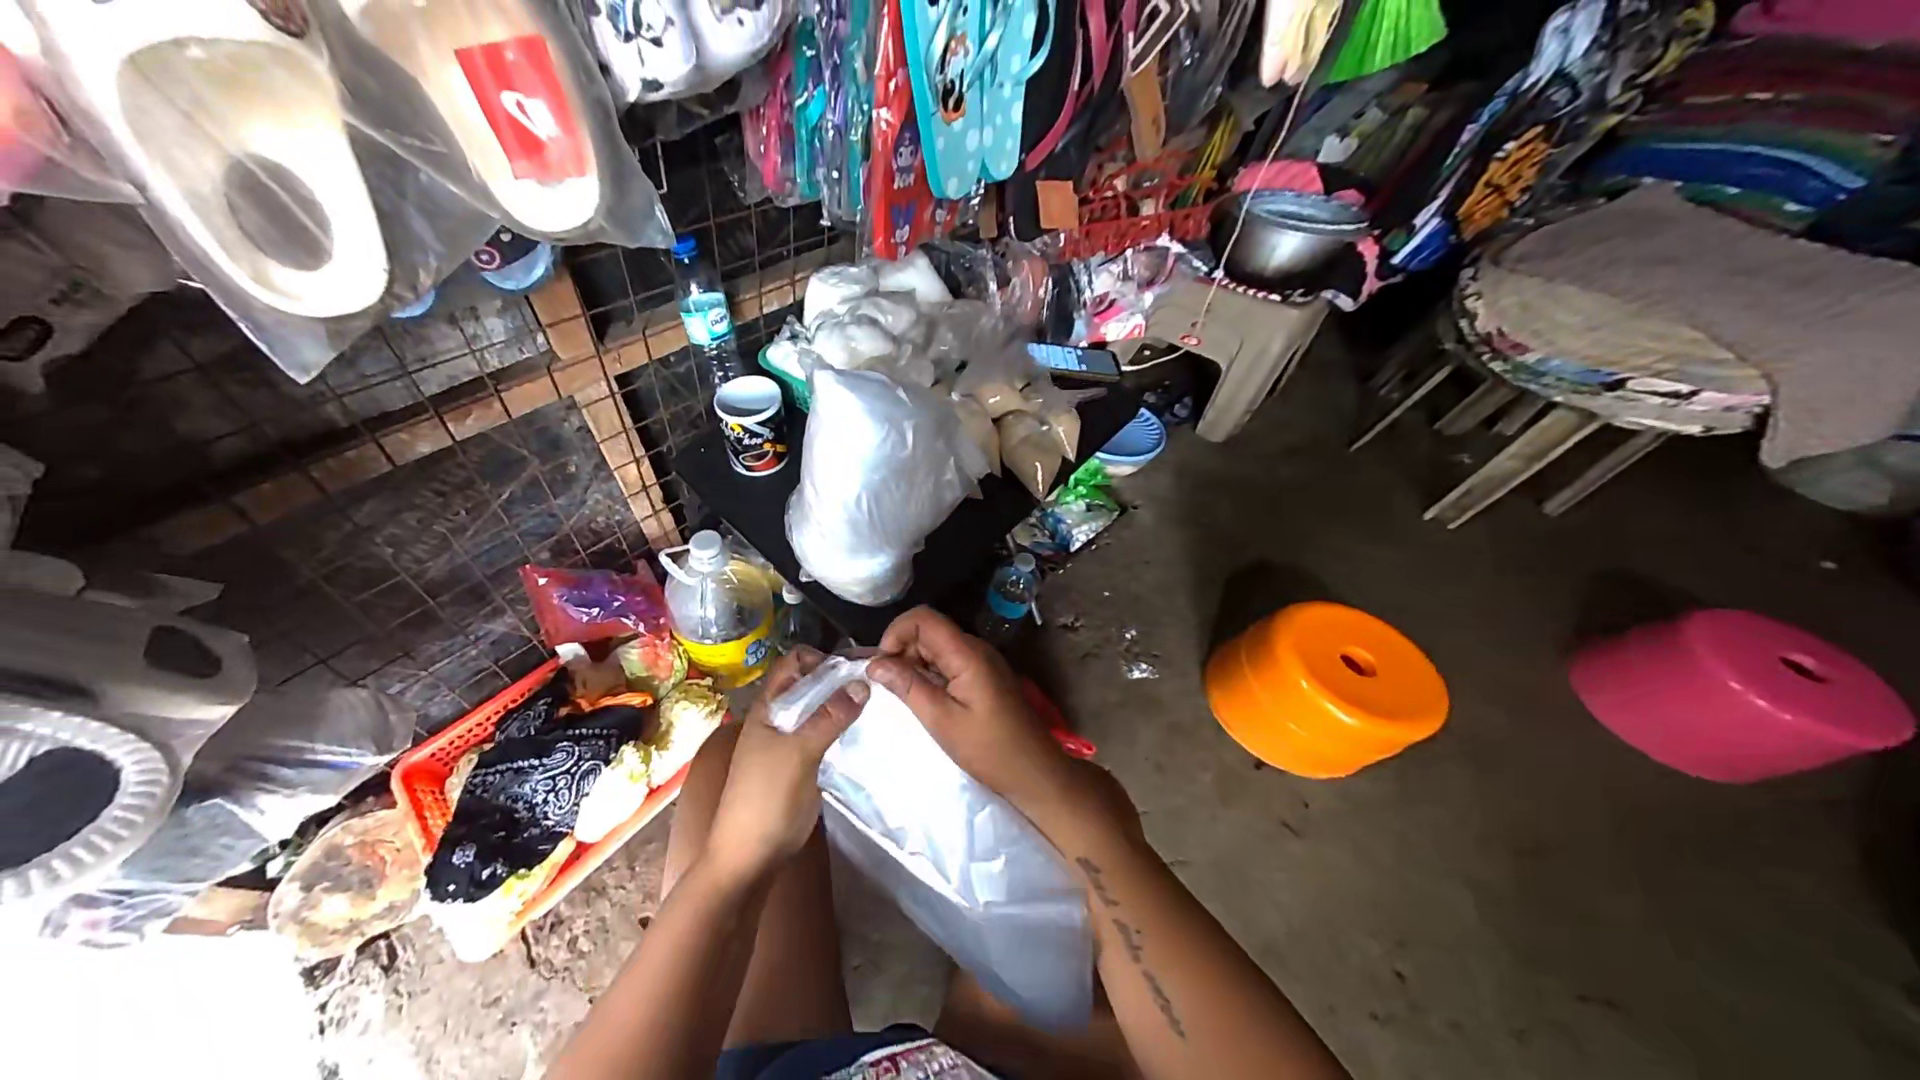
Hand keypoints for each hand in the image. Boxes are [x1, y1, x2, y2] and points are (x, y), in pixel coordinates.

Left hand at [703, 647, 863, 881]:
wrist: (749, 857)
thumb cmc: (767, 799)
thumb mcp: (799, 753)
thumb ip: (829, 717)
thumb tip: (862, 683)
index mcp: (768, 708)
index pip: (794, 663)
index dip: (821, 658)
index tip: (854, 667)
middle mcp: (778, 719)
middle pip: (809, 685)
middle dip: (838, 680)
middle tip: (875, 685)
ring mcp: (789, 743)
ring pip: (818, 711)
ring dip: (842, 705)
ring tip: (876, 706)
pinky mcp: (801, 764)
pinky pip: (824, 735)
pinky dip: (842, 729)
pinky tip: (864, 734)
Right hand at [869, 607, 1088, 826]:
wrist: (1035, 771)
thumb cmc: (989, 749)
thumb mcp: (941, 720)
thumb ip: (908, 686)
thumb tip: (874, 664)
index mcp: (967, 654)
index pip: (924, 618)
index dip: (896, 633)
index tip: (882, 665)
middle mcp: (976, 648)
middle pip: (930, 629)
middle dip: (903, 650)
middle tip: (890, 686)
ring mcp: (983, 660)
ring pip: (938, 645)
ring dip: (915, 663)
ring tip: (905, 695)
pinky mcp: (985, 674)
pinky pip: (950, 661)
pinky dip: (931, 672)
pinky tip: (926, 699)